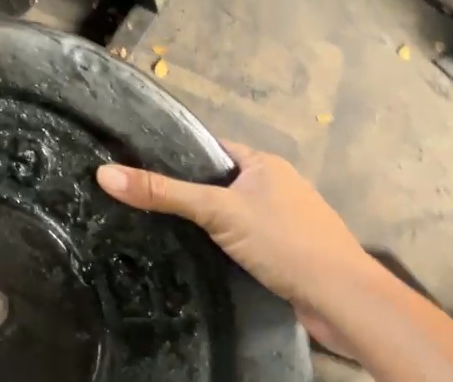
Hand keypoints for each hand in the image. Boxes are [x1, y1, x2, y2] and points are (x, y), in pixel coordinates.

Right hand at [95, 142, 371, 313]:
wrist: (349, 305)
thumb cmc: (286, 242)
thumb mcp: (216, 211)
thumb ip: (161, 192)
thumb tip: (102, 173)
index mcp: (264, 163)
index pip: (209, 147)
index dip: (175, 151)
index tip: (137, 159)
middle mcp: (278, 186)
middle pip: (219, 181)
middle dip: (188, 190)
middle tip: (144, 196)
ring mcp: (288, 222)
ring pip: (233, 213)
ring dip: (208, 221)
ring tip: (163, 224)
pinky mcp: (292, 256)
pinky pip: (247, 239)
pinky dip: (225, 245)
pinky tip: (201, 254)